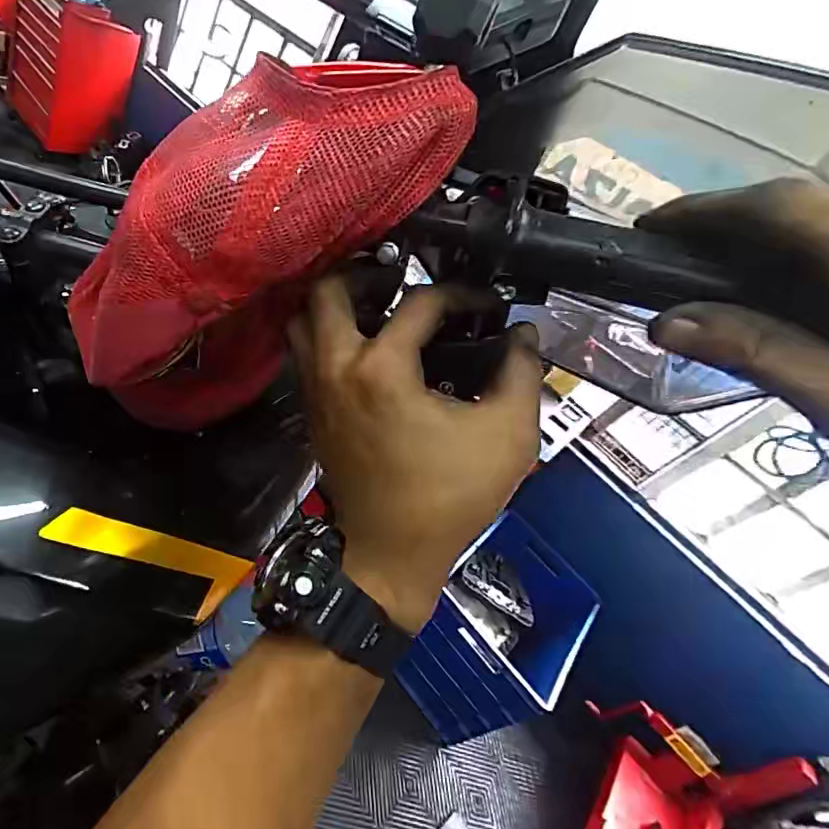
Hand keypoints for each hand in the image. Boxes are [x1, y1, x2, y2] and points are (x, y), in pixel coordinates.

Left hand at [288, 277, 541, 629]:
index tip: (487, 308)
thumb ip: (520, 376)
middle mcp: (336, 368)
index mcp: (381, 368)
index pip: (419, 304)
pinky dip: (325, 338)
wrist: (390, 554)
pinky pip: (305, 355)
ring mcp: (315, 391)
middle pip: (327, 292)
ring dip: (334, 305)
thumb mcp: (506, 436)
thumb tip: (524, 339)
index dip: (460, 296)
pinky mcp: (311, 412)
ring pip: (303, 323)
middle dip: (364, 274)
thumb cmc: (447, 498)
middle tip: (400, 281)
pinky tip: (364, 350)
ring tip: (375, 308)